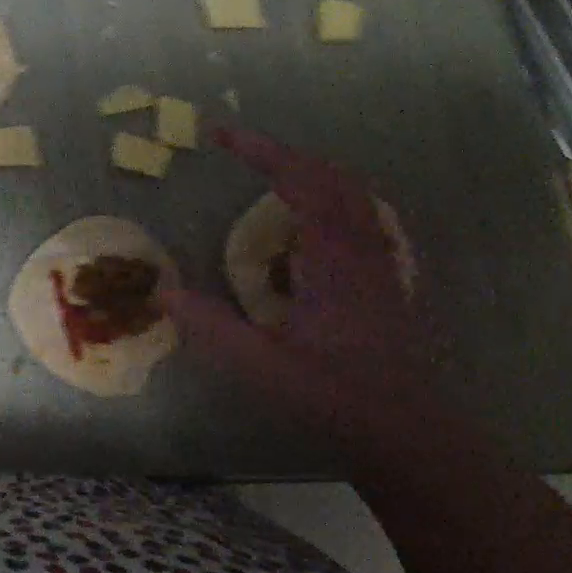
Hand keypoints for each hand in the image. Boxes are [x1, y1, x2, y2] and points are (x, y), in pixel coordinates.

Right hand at [165, 128, 438, 437]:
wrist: (411, 436)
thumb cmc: (335, 397)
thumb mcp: (260, 366)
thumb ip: (209, 326)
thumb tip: (160, 291)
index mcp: (334, 262)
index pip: (306, 184)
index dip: (264, 152)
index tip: (221, 136)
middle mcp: (363, 254)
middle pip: (336, 180)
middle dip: (286, 153)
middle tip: (238, 147)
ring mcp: (380, 268)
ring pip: (354, 198)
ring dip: (310, 174)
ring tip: (267, 172)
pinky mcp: (382, 284)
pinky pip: (357, 220)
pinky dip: (326, 200)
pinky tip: (300, 222)